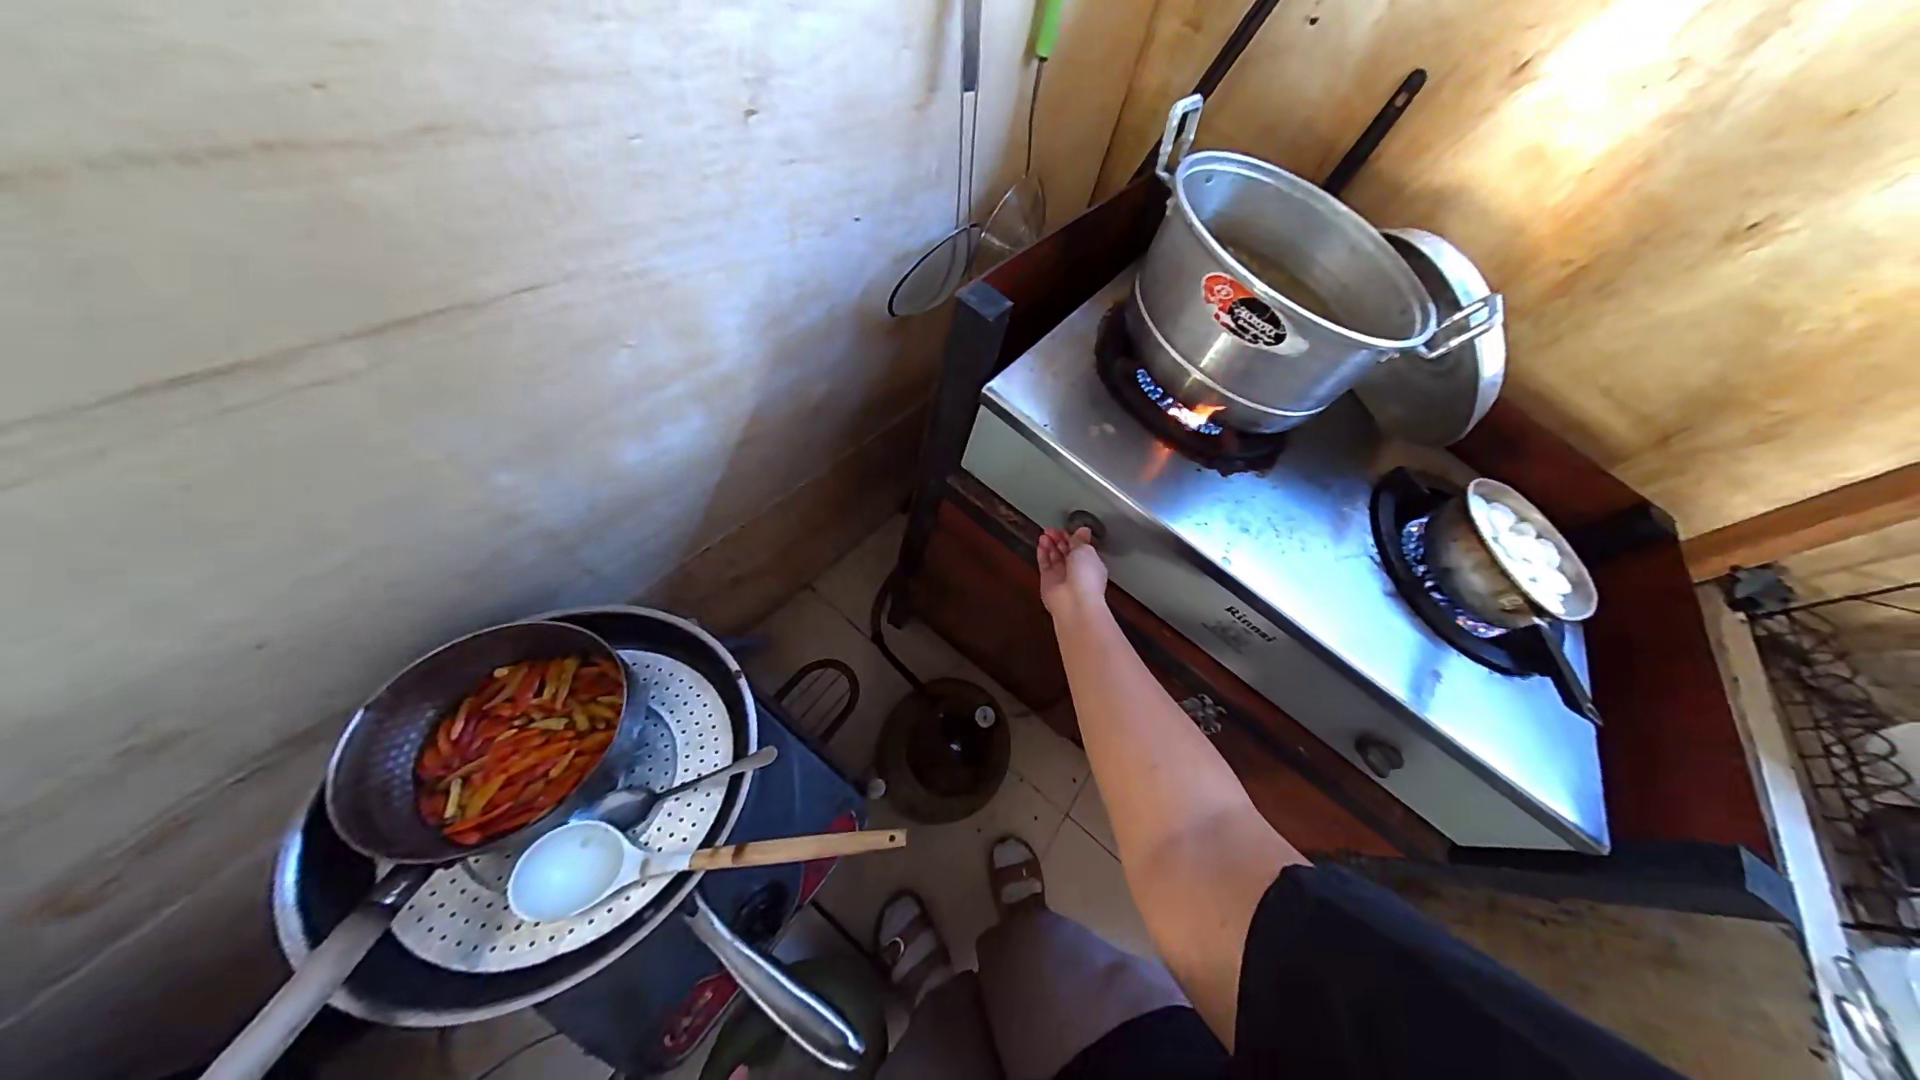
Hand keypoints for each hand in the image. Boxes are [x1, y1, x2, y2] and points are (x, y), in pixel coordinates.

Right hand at [1037, 526, 1107, 616]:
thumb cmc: (1086, 576)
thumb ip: (1080, 540)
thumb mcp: (1086, 551)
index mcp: (1091, 563)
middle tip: (1052, 529)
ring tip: (1045, 533)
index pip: (1081, 547)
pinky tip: (1041, 542)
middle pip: (1066, 551)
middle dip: (1060, 539)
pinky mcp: (1047, 580)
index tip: (1066, 528)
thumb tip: (1083, 529)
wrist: (1074, 602)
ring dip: (1050, 544)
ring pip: (1054, 556)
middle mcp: (1076, 570)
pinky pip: (1044, 563)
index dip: (1073, 537)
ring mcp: (1061, 576)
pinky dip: (1042, 552)